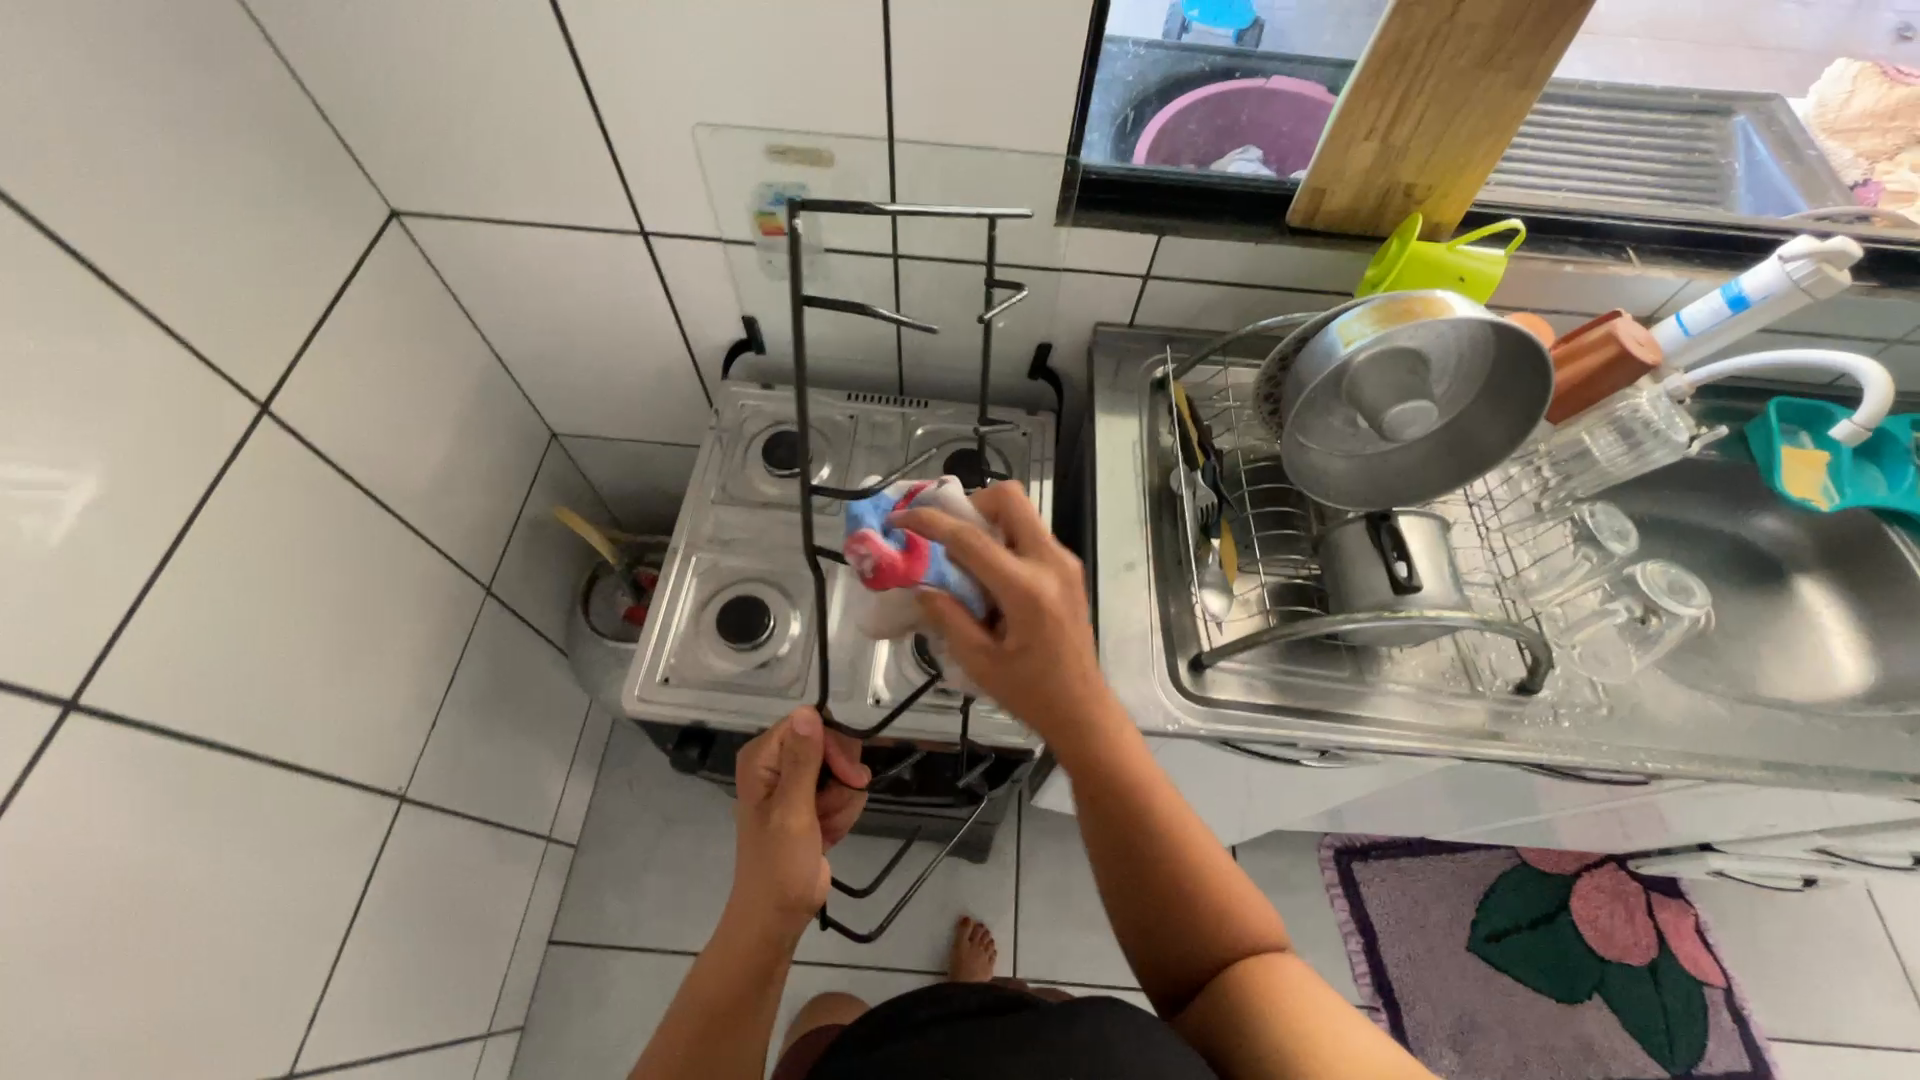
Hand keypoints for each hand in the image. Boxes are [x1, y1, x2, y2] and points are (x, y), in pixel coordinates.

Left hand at [729, 707, 869, 935]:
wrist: (779, 913)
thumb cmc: (778, 865)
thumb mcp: (791, 811)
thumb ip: (802, 761)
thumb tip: (807, 711)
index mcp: (763, 756)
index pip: (811, 724)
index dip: (834, 748)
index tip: (846, 775)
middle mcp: (779, 762)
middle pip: (832, 743)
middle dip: (840, 780)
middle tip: (828, 808)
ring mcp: (798, 783)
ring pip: (845, 770)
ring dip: (841, 803)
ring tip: (822, 828)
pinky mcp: (815, 802)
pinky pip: (846, 792)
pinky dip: (841, 815)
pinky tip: (826, 834)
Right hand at [891, 481, 1119, 747]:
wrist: (1083, 709)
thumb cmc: (1031, 692)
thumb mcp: (979, 661)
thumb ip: (948, 617)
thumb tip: (923, 586)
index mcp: (1026, 589)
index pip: (970, 538)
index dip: (930, 522)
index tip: (900, 518)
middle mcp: (1051, 563)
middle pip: (1010, 498)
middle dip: (971, 504)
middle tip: (948, 536)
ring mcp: (1065, 563)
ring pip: (1022, 513)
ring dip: (988, 524)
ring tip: (965, 562)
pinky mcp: (1068, 570)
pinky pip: (1030, 535)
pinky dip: (1004, 541)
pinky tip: (989, 579)